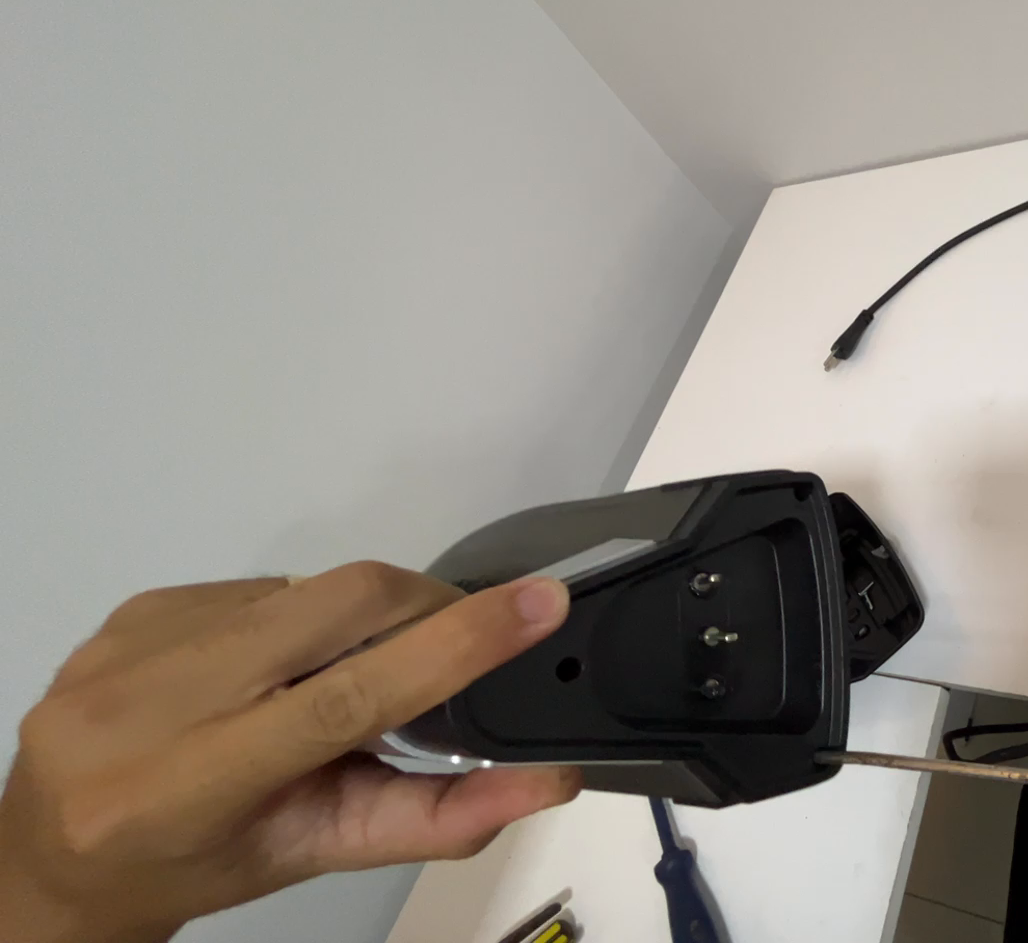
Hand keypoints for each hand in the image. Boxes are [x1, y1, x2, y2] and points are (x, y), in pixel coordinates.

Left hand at [0, 562, 582, 942]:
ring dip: (374, 612)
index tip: (546, 600)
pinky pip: (277, 583)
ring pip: (321, 582)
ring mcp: (128, 646)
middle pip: (345, 603)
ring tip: (354, 664)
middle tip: (447, 647)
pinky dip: (315, 612)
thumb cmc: (212, 863)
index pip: (348, 696)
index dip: (457, 642)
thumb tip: (557, 777)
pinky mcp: (135, 609)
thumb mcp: (330, 854)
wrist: (52, 860)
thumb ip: (448, 819)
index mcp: (183, 791)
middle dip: (427, 610)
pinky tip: (286, 660)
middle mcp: (137, 707)